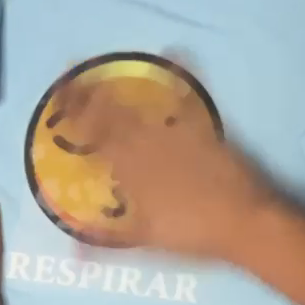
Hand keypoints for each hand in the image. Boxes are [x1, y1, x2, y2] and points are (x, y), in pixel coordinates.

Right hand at [61, 80, 281, 260]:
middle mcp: (148, 148)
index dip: (75, 120)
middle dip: (87, 98)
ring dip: (116, 89)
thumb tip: (72, 253)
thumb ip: (107, 238)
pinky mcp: (203, 131)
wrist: (246, 224)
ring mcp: (176, 136)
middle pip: (111, 118)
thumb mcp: (145, 242)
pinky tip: (173, 51)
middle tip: (69, 78)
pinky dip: (179, 74)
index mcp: (130, 173)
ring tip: (100, 73)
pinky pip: (185, 100)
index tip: (58, 103)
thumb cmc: (193, 236)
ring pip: (139, 108)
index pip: (95, 141)